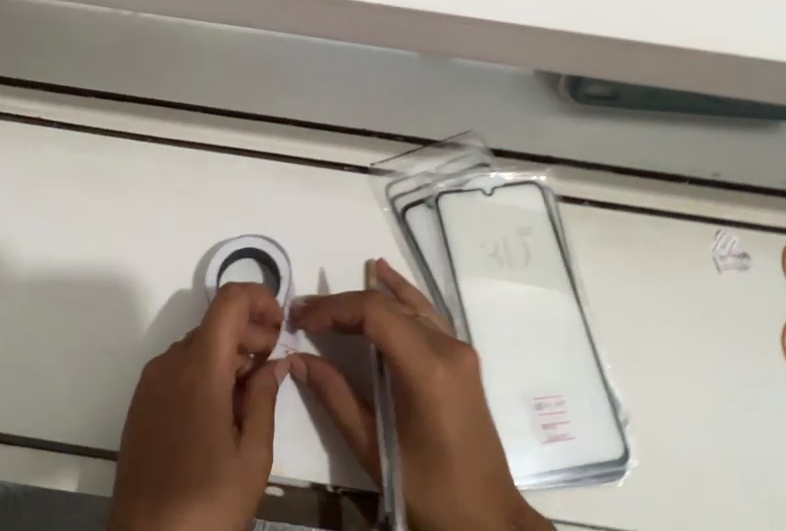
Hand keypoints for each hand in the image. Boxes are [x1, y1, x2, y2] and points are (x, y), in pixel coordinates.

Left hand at [109, 282, 288, 530]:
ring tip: (251, 394)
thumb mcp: (253, 455)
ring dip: (228, 353)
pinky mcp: (140, 403)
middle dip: (250, 331)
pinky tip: (221, 408)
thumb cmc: (207, 502)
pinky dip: (205, 370)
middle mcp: (170, 364)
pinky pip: (178, 367)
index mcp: (200, 369)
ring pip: (197, 345)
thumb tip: (275, 362)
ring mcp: (150, 383)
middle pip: (215, 323)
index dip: (260, 299)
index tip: (281, 327)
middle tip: (274, 364)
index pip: (229, 301)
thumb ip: (265, 398)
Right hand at [291, 259, 553, 530]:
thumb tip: (297, 359)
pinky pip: (428, 316)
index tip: (299, 318)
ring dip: (372, 296)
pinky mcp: (463, 360)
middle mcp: (449, 347)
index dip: (332, 308)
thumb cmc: (429, 488)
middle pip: (390, 305)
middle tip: (304, 313)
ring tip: (336, 287)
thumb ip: (335, 396)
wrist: (487, 517)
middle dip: (344, 305)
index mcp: (428, 367)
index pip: (374, 313)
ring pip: (411, 304)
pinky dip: (403, 296)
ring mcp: (460, 351)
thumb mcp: (373, 449)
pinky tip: (387, 279)